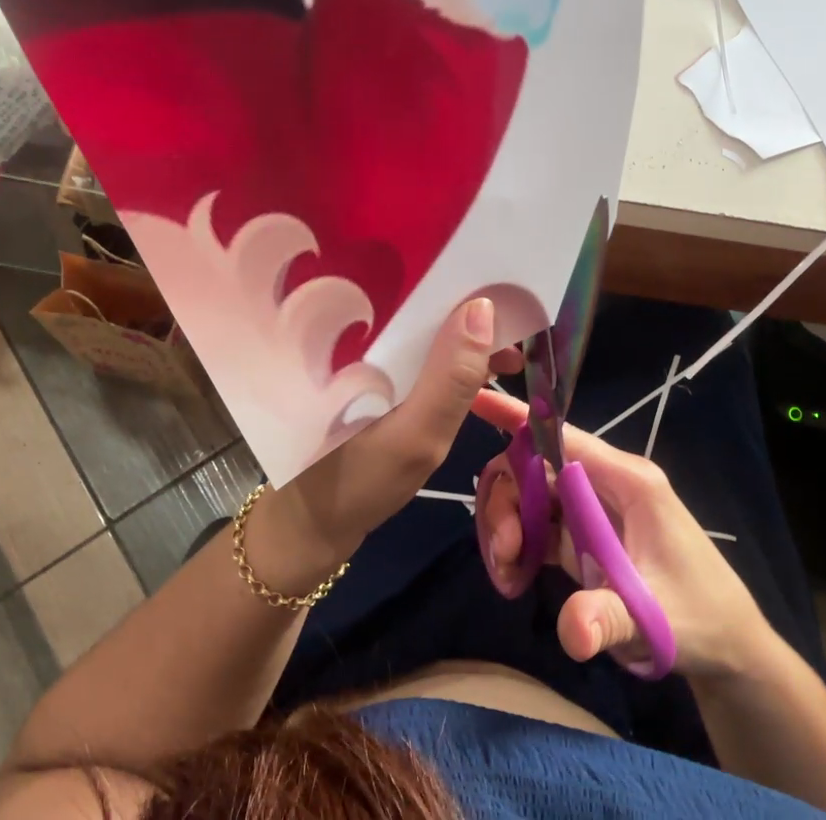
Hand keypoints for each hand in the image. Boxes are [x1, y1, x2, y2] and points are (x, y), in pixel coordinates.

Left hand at [255, 298, 523, 577]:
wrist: (307, 532)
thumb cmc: (358, 484)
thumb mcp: (417, 436)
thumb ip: (452, 378)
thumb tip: (482, 306)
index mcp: (357, 341)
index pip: (414, 295)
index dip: (463, 293)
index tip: (513, 305)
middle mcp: (354, 343)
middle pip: (418, 314)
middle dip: (469, 320)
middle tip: (518, 343)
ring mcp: (358, 368)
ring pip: (418, 341)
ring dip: (461, 346)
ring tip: (506, 361)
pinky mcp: (363, 390)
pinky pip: (410, 365)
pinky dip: (442, 369)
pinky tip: (472, 380)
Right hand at [471, 390, 783, 679]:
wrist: (727, 648)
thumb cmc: (699, 619)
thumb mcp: (652, 619)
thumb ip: (607, 618)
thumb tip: (570, 631)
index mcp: (628, 481)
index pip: (561, 436)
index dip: (516, 417)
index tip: (475, 401)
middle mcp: (606, 484)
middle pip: (532, 467)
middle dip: (505, 504)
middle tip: (503, 556)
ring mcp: (592, 508)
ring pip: (527, 495)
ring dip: (506, 529)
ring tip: (509, 578)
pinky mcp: (583, 534)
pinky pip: (534, 524)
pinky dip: (516, 546)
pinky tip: (515, 579)